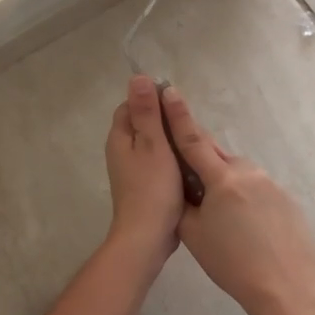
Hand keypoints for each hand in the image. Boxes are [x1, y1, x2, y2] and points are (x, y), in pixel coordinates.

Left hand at [102, 75, 186, 261]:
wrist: (147, 237)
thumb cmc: (152, 188)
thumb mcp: (153, 144)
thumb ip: (146, 112)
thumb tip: (138, 77)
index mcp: (119, 138)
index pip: (130, 106)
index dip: (152, 100)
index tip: (177, 104)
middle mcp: (120, 152)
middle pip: (142, 125)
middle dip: (165, 122)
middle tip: (191, 128)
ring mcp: (131, 171)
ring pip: (152, 146)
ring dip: (171, 143)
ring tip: (195, 145)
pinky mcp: (144, 187)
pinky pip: (158, 165)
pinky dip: (172, 162)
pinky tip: (191, 167)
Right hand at [160, 85, 314, 314]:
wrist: (289, 292)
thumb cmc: (232, 264)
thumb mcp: (192, 233)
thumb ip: (183, 202)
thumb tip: (182, 186)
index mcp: (221, 179)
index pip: (192, 140)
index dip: (178, 115)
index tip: (169, 90)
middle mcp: (248, 174)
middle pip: (217, 156)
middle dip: (201, 158)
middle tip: (187, 172)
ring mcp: (272, 186)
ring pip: (238, 174)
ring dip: (224, 183)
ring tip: (220, 215)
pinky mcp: (289, 202)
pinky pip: (257, 191)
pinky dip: (245, 199)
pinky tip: (245, 227)